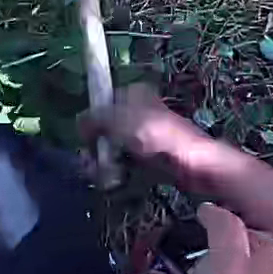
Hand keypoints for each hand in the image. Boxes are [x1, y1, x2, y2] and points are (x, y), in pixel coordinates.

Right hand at [80, 84, 244, 188]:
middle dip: (94, 145)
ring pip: (111, 147)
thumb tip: (78, 123)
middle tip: (90, 161)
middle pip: (104, 127)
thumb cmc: (156, 135)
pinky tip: (112, 180)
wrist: (194, 164)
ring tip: (101, 174)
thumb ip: (94, 118)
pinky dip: (115, 171)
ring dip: (102, 162)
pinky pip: (123, 162)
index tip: (85, 137)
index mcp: (133, 94)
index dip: (91, 119)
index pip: (101, 102)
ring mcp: (143, 135)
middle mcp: (137, 111)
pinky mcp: (148, 157)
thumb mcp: (119, 120)